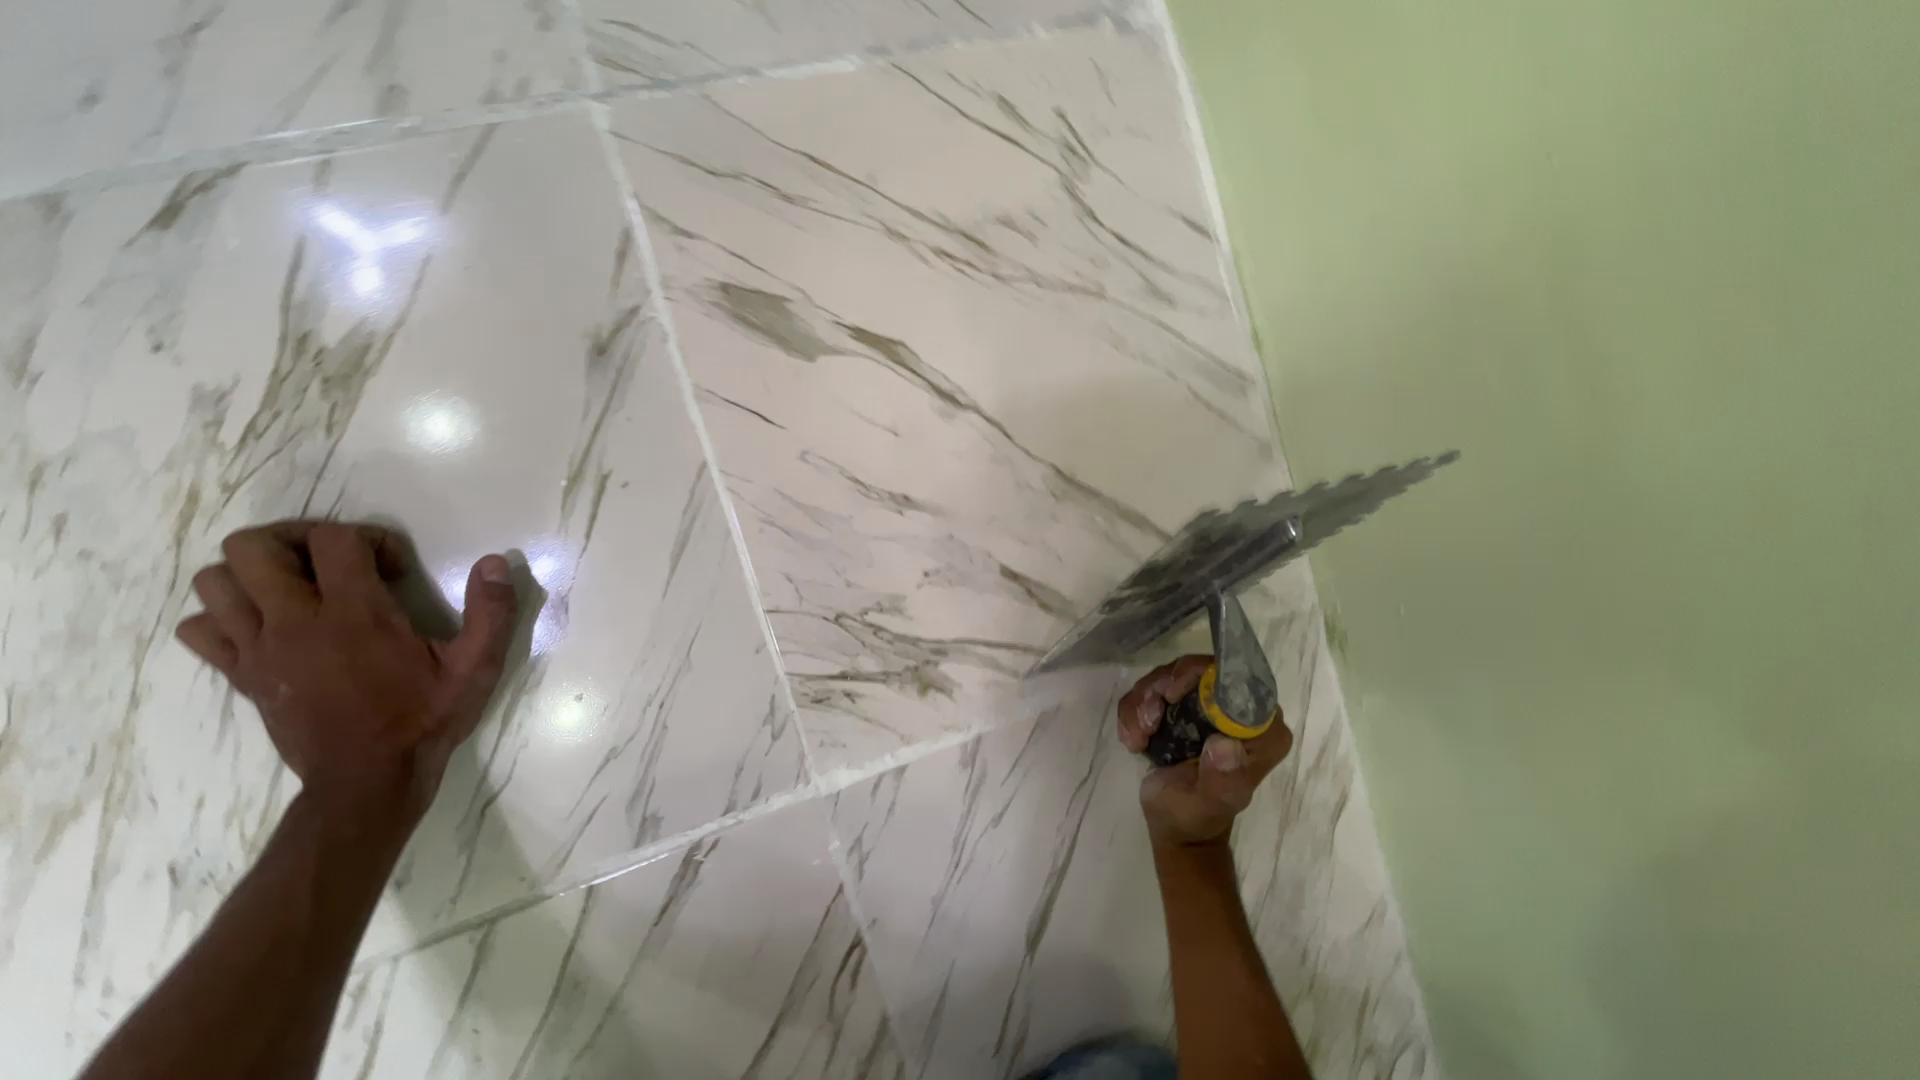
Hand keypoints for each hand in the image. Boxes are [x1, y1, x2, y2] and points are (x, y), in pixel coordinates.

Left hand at [175, 521, 518, 822]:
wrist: (369, 780)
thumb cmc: (424, 719)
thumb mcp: (475, 668)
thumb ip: (492, 612)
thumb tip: (495, 563)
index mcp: (355, 614)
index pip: (333, 539)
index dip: (368, 538)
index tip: (394, 570)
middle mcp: (295, 622)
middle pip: (252, 546)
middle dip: (294, 540)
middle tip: (334, 564)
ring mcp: (258, 649)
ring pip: (215, 580)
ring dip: (252, 574)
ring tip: (298, 590)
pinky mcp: (241, 674)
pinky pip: (199, 628)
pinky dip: (223, 616)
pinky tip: (267, 627)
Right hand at [1117, 655, 1293, 845]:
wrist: (1174, 825)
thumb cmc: (1197, 815)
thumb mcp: (1211, 802)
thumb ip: (1222, 777)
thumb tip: (1224, 746)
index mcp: (1261, 730)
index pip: (1238, 679)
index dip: (1200, 676)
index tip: (1171, 696)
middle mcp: (1239, 710)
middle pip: (1197, 668)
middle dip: (1162, 689)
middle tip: (1147, 722)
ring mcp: (1207, 705)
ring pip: (1170, 675)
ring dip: (1144, 702)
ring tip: (1138, 736)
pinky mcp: (1181, 707)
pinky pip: (1152, 688)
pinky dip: (1135, 709)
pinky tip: (1134, 737)